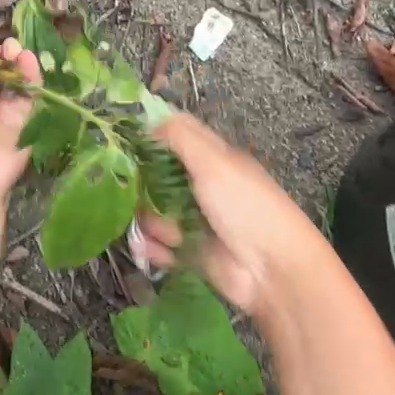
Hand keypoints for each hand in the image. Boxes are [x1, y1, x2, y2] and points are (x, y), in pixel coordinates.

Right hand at [131, 112, 333, 320]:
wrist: (273, 272)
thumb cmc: (245, 206)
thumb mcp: (214, 162)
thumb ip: (180, 136)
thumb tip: (148, 122)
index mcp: (212, 157)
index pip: (176, 133)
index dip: (150, 132)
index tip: (121, 138)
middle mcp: (201, 183)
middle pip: (157, 173)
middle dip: (142, 182)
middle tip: (132, 189)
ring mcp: (194, 218)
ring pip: (154, 209)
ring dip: (151, 220)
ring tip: (167, 233)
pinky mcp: (189, 250)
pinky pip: (159, 243)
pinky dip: (154, 247)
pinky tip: (156, 250)